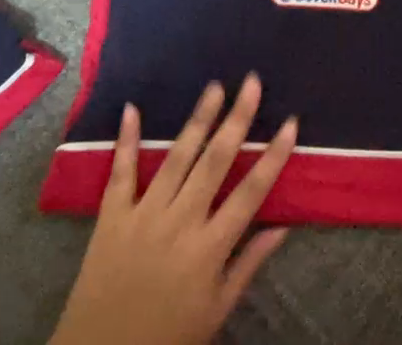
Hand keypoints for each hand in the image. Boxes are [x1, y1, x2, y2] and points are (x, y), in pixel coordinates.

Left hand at [50, 75, 298, 344]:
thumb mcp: (217, 309)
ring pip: (176, 158)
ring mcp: (143, 215)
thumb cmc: (168, 335)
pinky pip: (120, 173)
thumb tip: (283, 227)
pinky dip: (126, 140)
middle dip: (237, 119)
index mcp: (210, 247)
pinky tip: (132, 109)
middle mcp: (180, 222)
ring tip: (214, 86)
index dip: (274, 155)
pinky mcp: (111, 217)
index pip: (251, 191)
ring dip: (197, 119)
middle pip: (215, 161)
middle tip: (251, 82)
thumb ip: (249, 264)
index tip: (291, 122)